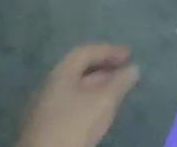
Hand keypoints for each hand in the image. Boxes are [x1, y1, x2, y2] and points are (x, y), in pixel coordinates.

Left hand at [17, 43, 140, 146]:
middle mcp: (49, 85)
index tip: (129, 55)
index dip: (109, 50)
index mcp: (60, 73)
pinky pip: (69, 103)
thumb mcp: (104, 101)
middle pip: (79, 69)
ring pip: (74, 88)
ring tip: (115, 91)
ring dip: (96, 86)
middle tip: (123, 71)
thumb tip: (133, 68)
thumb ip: (120, 82)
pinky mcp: (43, 125)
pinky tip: (97, 110)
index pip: (86, 52)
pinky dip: (87, 100)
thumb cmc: (74, 124)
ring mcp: (43, 106)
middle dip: (104, 68)